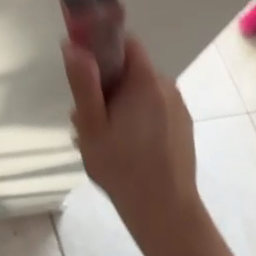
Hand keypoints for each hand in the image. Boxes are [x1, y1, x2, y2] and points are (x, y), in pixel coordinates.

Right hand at [64, 35, 203, 250]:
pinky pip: (153, 109)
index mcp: (145, 82)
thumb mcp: (91, 124)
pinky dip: (136, 118)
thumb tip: (73, 45)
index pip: (125, 42)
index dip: (101, 47)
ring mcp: (178, 109)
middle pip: (129, 70)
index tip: (83, 70)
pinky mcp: (182, 128)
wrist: (165, 212)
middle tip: (86, 117)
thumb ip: (83, 82)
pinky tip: (123, 148)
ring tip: (101, 138)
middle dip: (105, 85)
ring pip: (140, 92)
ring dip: (119, 104)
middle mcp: (167, 88)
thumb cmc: (122, 167)